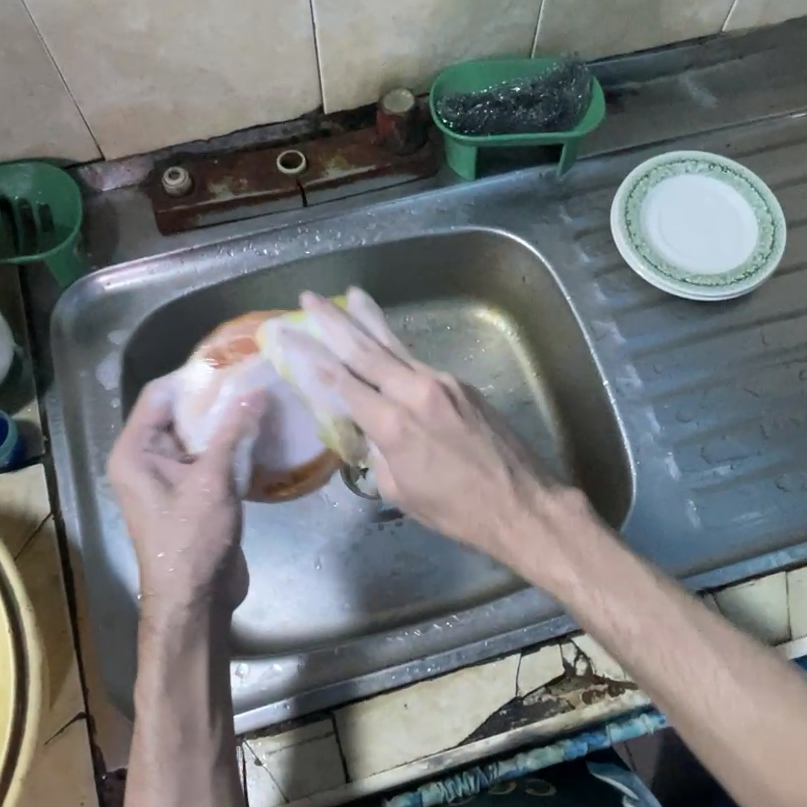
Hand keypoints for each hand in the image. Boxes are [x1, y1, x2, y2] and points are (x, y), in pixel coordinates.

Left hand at [108, 376, 264, 621]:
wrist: (197, 599)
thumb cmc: (192, 539)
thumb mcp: (212, 481)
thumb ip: (233, 432)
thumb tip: (256, 388)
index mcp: (134, 452)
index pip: (158, 396)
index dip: (192, 376)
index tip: (231, 361)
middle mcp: (146, 461)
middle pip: (180, 415)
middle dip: (215, 398)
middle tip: (255, 378)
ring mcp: (171, 480)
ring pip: (199, 438)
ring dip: (228, 424)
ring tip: (264, 401)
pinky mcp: (194, 496)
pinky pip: (211, 461)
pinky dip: (233, 449)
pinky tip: (263, 437)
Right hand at [293, 290, 575, 562]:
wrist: (520, 503)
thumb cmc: (456, 511)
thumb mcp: (401, 491)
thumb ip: (377, 454)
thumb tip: (368, 431)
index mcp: (394, 424)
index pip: (339, 382)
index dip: (308, 357)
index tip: (286, 336)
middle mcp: (416, 392)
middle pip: (366, 349)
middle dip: (334, 322)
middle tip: (309, 298)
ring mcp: (443, 384)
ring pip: (396, 347)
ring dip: (368, 322)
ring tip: (351, 296)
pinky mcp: (463, 387)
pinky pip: (419, 363)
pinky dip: (397, 349)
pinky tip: (386, 342)